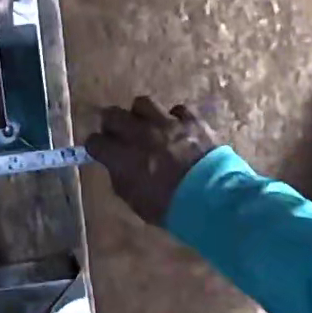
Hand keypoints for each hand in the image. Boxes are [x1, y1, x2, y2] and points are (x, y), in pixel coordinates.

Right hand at [84, 96, 220, 224]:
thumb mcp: (136, 201)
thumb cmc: (172, 209)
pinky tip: (177, 128)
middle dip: (111, 123)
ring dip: (140, 114)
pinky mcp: (191, 121)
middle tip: (117, 132)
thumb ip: (121, 178)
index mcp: (123, 157)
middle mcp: (139, 134)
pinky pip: (178, 109)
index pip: (95, 141)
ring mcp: (166, 124)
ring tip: (147, 124)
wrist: (215, 202)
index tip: (101, 151)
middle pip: (112, 114)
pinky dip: (175, 117)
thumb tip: (115, 165)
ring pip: (142, 103)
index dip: (96, 146)